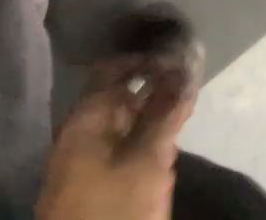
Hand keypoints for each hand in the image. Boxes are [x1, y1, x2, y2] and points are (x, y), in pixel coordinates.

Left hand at [36, 59, 192, 219]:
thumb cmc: (115, 207)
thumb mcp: (147, 160)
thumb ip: (166, 114)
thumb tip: (186, 70)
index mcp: (85, 114)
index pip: (112, 68)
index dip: (145, 60)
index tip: (176, 60)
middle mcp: (79, 127)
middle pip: (116, 94)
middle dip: (151, 88)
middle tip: (186, 86)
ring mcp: (81, 155)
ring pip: (118, 122)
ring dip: (147, 116)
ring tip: (180, 112)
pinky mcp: (89, 180)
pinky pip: (115, 146)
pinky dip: (139, 140)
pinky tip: (160, 146)